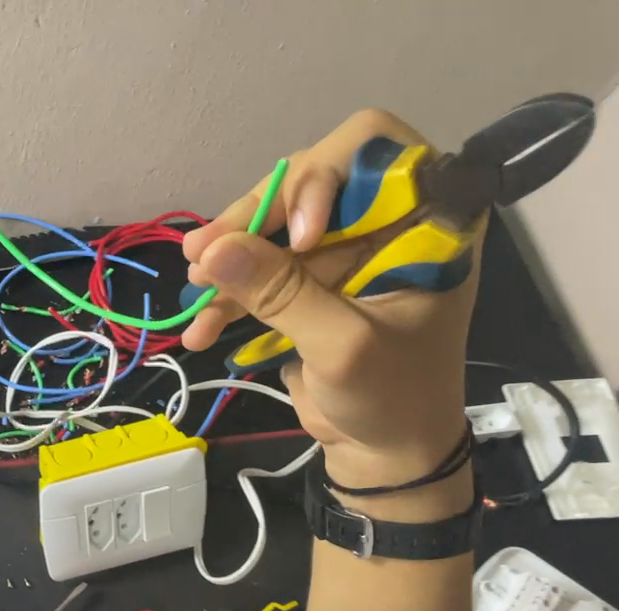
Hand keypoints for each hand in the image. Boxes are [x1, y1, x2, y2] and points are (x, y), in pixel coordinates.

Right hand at [180, 109, 477, 508]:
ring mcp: (341, 253)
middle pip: (304, 184)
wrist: (384, 453)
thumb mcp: (341, 345)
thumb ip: (280, 293)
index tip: (293, 237)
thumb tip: (212, 249)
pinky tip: (201, 330)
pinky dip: (228, 298)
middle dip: (251, 222)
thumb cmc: (391, 398)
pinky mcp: (309, 285)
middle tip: (200, 255)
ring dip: (228, 263)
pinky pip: (259, 271)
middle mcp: (383, 221)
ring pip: (271, 230)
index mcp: (425, 217)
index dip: (319, 179)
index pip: (369, 149)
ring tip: (192, 294)